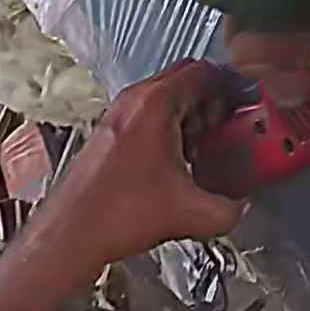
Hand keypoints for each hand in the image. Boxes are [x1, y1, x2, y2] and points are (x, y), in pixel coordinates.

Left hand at [31, 60, 244, 264]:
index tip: (243, 107)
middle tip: (224, 124)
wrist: (65, 238)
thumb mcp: (188, 213)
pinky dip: (171, 118)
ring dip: (191, 107)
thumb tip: (244, 206)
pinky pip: (152, 106)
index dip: (230, 86)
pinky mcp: (111, 126)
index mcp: (156, 103)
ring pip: (168, 90)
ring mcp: (120, 109)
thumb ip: (228, 210)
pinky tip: (176, 155)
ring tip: (202, 142)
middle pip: (187, 75)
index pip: (204, 72)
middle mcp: (137, 97)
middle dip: (211, 95)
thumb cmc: (121, 215)